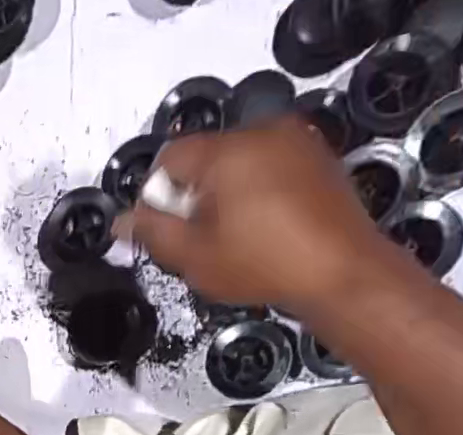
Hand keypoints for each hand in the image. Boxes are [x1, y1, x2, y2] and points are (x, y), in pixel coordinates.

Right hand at [119, 119, 396, 309]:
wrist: (341, 274)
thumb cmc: (266, 265)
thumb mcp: (194, 257)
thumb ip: (152, 233)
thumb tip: (122, 220)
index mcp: (226, 151)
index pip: (169, 157)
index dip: (156, 194)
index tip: (163, 228)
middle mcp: (263, 133)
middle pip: (205, 160)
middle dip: (194, 197)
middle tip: (199, 241)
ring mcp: (297, 142)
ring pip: (239, 164)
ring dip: (226, 197)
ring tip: (234, 241)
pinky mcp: (319, 160)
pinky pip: (271, 169)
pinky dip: (258, 194)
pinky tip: (264, 233)